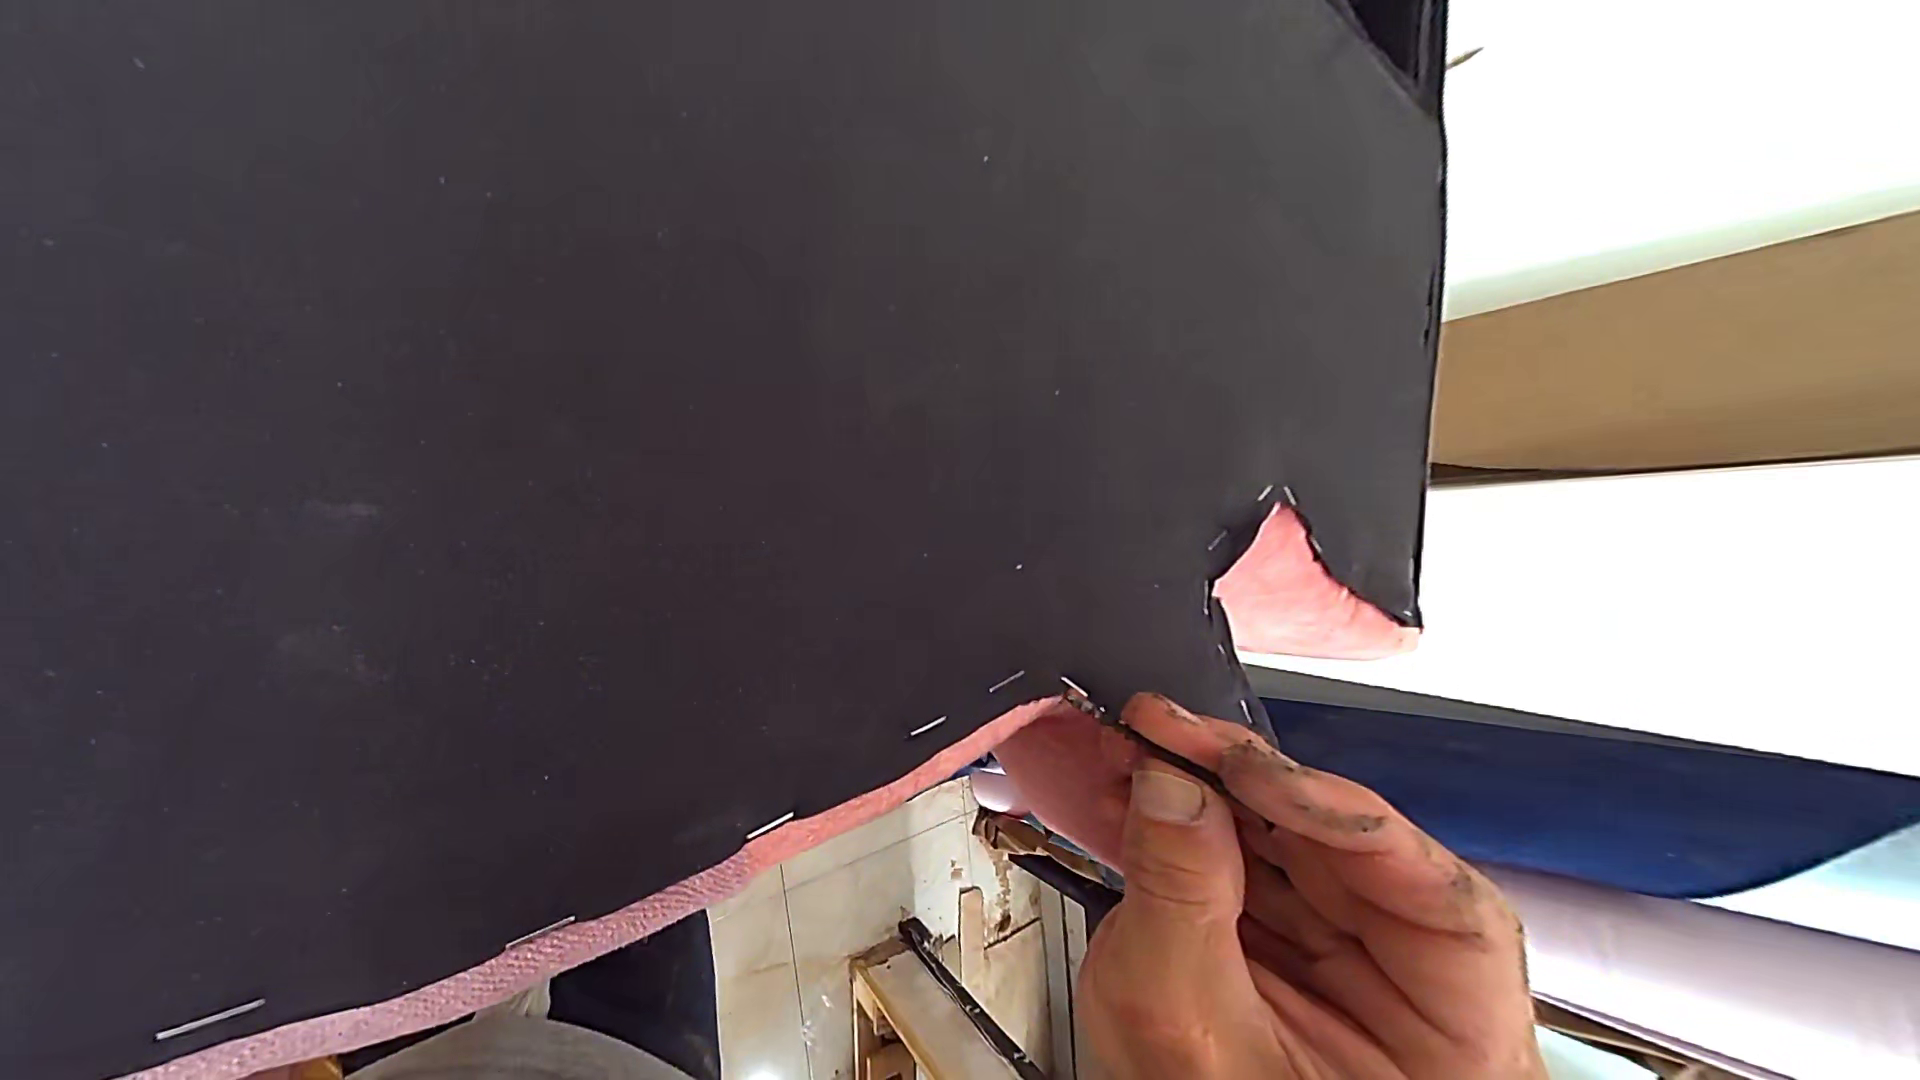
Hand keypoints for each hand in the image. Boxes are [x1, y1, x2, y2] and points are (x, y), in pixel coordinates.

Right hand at [996, 693, 1544, 1078]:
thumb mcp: (1176, 1020)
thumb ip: (1178, 894)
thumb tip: (1166, 777)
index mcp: (1445, 1054)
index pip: (1446, 912)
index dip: (1348, 820)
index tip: (1244, 766)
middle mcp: (1406, 992)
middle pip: (1346, 852)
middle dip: (1242, 779)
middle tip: (1165, 729)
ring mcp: (1336, 952)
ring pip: (1285, 836)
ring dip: (1204, 783)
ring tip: (1137, 746)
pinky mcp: (1276, 923)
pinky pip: (1240, 848)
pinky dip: (1186, 811)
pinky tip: (1139, 783)